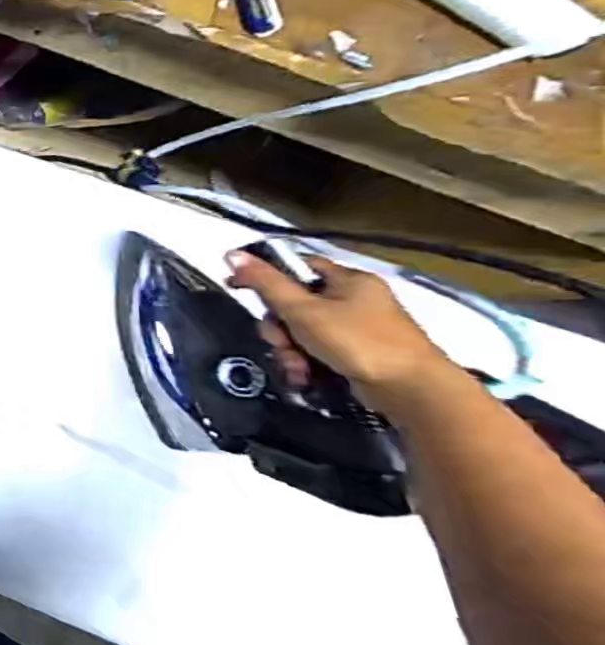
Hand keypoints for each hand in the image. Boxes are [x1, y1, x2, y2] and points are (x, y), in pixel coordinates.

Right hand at [226, 251, 472, 419]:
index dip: (264, 275)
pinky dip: (305, 360)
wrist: (413, 391)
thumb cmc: (357, 341)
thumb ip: (266, 282)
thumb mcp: (302, 310)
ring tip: (296, 366)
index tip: (236, 288)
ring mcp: (358, 327)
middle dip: (278, 327)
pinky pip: (317, 348)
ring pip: (301, 329)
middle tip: (279, 341)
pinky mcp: (358, 351)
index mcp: (349, 280)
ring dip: (289, 348)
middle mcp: (355, 299)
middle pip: (293, 303)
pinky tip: (304, 374)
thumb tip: (231, 253)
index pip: (296, 266)